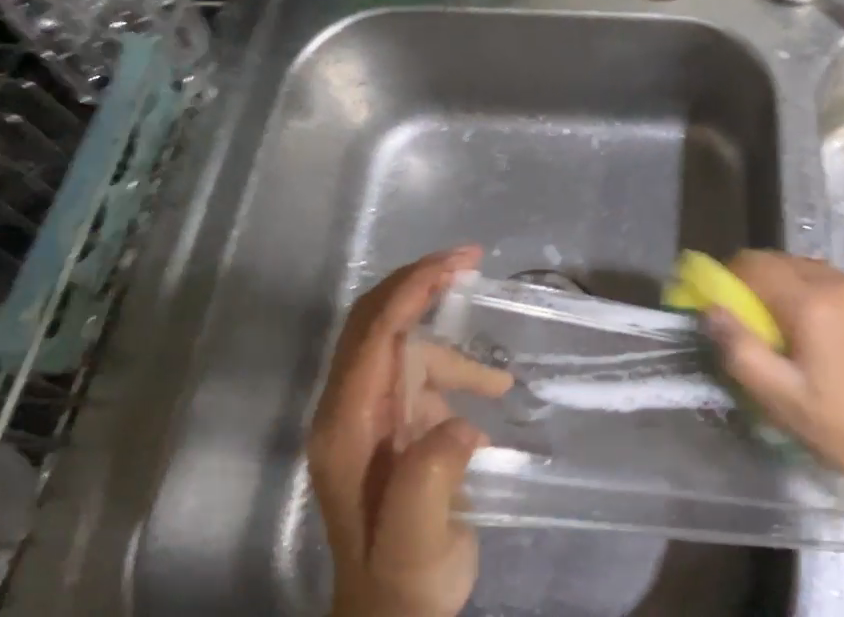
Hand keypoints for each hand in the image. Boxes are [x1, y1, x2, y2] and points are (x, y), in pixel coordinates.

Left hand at [307, 246, 513, 616]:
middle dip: (418, 283)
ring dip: (448, 346)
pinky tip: (490, 400)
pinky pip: (416, 374)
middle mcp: (346, 412)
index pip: (372, 336)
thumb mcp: (416, 541)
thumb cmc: (405, 583)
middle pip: (373, 323)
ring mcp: (365, 419)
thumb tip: (459, 422)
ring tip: (498, 383)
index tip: (457, 263)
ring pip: (400, 347)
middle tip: (470, 260)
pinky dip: (454, 372)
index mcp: (345, 428)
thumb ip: (428, 479)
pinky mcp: (386, 428)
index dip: (411, 290)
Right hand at [705, 249, 843, 488]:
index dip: (726, 279)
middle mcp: (837, 282)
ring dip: (782, 287)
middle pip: (779, 261)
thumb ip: (741, 351)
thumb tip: (711, 311)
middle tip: (745, 325)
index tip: (716, 307)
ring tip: (780, 332)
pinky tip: (814, 333)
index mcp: (811, 303)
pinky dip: (810, 293)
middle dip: (753, 283)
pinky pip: (830, 281)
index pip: (754, 265)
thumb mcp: (782, 400)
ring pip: (805, 268)